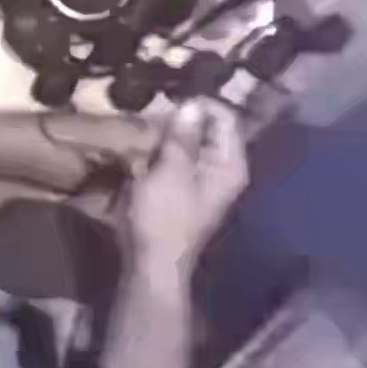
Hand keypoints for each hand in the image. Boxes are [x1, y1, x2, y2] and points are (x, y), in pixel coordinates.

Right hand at [120, 99, 248, 281]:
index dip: (199, 106)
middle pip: (206, 130)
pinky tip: (138, 157)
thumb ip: (182, 138)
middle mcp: (220, 169)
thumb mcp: (170, 172)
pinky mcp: (180, 190)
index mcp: (228, 164)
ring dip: (164, 139)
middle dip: (177, 123)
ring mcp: (200, 181)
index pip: (225, 118)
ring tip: (141, 136)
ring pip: (186, 145)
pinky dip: (157, 155)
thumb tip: (190, 105)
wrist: (150, 262)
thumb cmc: (163, 217)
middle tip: (149, 120)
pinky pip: (173, 161)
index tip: (167, 105)